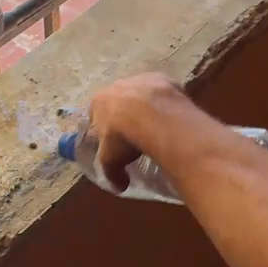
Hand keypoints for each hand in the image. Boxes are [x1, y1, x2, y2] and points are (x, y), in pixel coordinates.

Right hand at [86, 73, 186, 192]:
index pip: (96, 112)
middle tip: (136, 133)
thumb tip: (119, 187)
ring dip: (146, 106)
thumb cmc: (122, 137)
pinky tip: (171, 117)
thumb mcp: (111, 160)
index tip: (114, 139)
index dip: (104, 125)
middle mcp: (117, 85)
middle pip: (119, 99)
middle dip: (125, 113)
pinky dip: (165, 102)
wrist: (151, 116)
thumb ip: (112, 173)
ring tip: (157, 126)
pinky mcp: (162, 79)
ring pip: (141, 93)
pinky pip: (162, 91)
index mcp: (98, 102)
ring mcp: (140, 79)